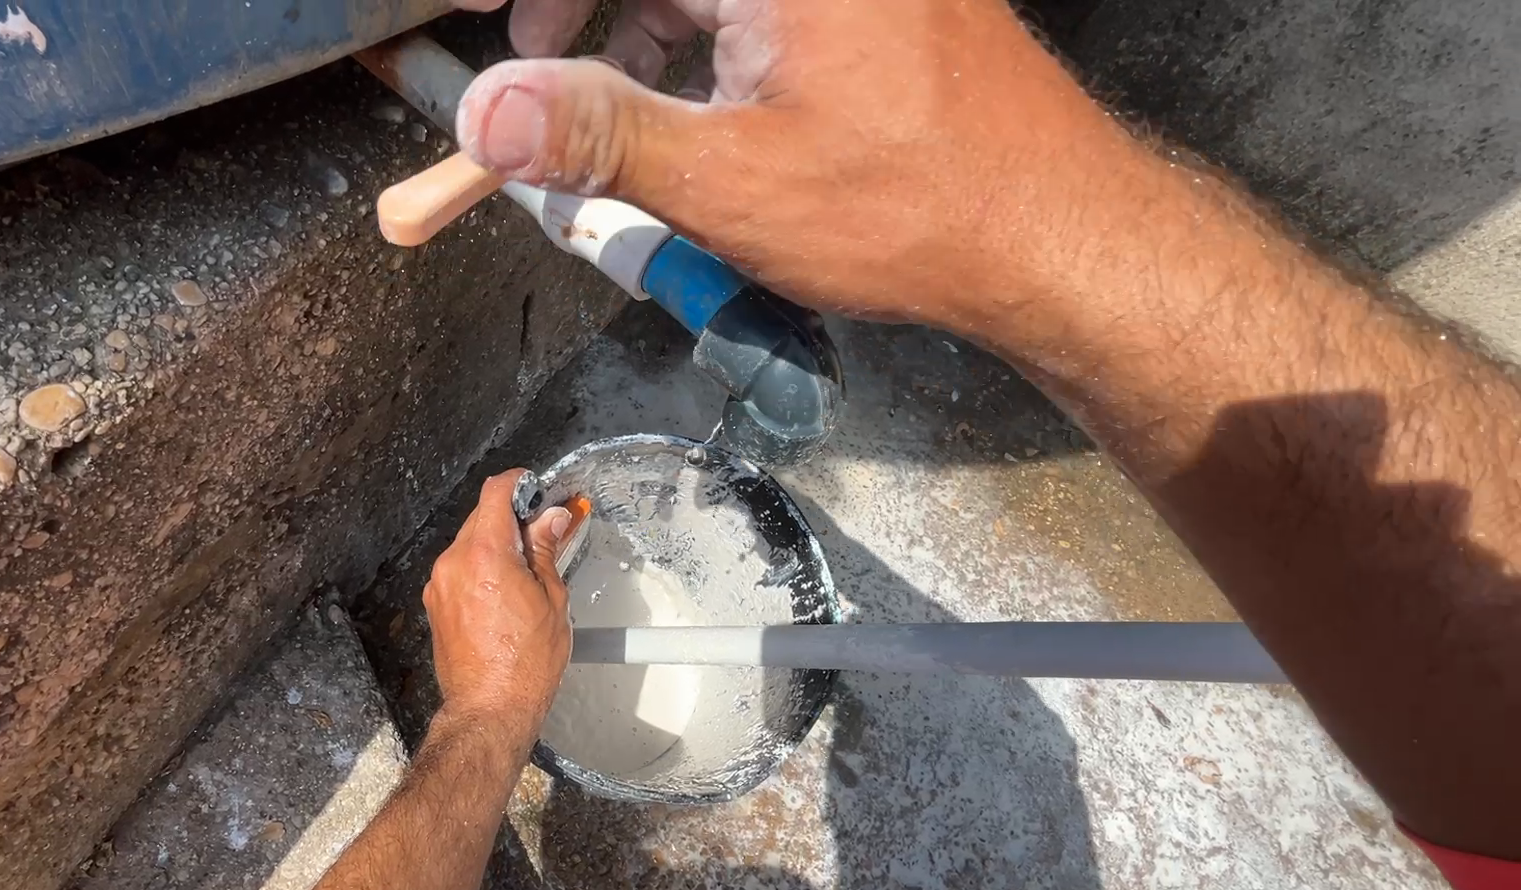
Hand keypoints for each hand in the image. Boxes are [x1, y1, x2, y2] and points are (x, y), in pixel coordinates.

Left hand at [422, 470, 574, 758]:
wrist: (489, 708)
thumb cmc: (525, 664)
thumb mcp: (551, 599)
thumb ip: (546, 550)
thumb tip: (552, 519)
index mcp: (486, 554)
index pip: (495, 493)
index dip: (519, 483)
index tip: (536, 488)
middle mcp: (454, 562)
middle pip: (481, 516)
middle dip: (512, 517)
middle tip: (543, 530)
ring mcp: (440, 583)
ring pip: (470, 543)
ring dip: (496, 544)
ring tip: (527, 567)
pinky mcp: (436, 603)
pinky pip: (460, 568)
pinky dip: (481, 566)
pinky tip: (505, 588)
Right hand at [449, 0, 1145, 342]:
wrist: (1040, 231)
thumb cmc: (897, 208)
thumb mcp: (725, 179)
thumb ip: (598, 134)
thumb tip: (485, 116)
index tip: (494, 25)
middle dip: (586, 5)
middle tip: (537, 63)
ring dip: (642, 23)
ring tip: (610, 101)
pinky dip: (705, 37)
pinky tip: (694, 98)